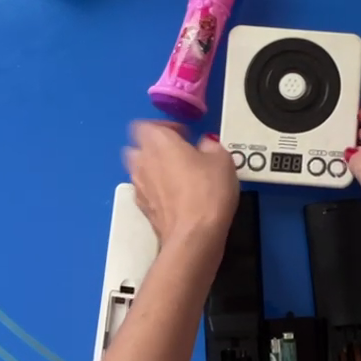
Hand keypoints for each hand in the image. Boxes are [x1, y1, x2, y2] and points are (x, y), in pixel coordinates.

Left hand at [124, 120, 239, 255]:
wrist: (194, 236)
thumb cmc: (208, 192)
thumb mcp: (222, 160)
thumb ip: (210, 146)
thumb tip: (205, 146)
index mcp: (157, 141)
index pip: (146, 124)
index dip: (165, 127)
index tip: (184, 136)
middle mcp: (142, 161)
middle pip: (138, 147)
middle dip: (155, 149)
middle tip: (178, 155)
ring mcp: (138, 187)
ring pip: (140, 170)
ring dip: (155, 171)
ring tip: (178, 178)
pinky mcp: (143, 209)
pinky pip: (146, 192)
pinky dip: (157, 192)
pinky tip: (177, 200)